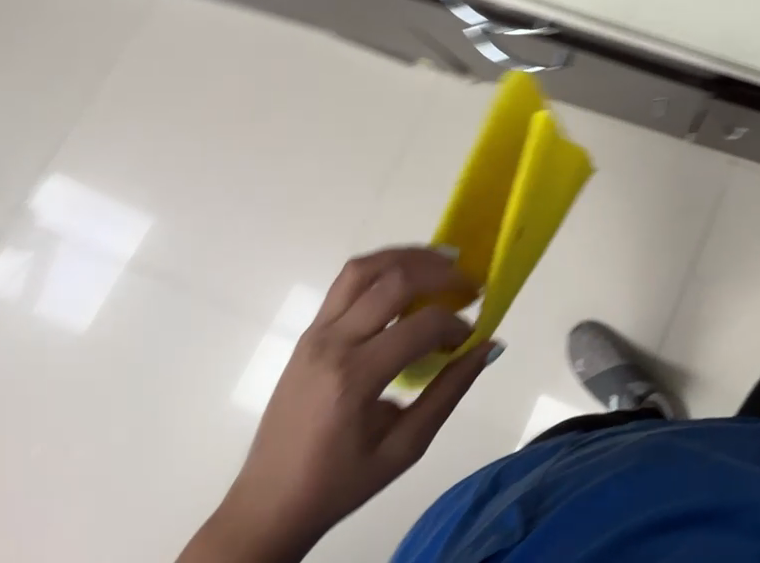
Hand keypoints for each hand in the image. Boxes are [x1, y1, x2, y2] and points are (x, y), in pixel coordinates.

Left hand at [182, 248, 497, 562]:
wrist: (270, 501)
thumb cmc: (341, 482)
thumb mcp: (404, 448)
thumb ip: (448, 393)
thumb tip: (489, 348)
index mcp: (354, 378)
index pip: (420, 326)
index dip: (456, 324)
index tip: (472, 337)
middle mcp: (332, 344)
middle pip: (392, 281)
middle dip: (440, 274)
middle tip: (471, 284)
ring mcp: (315, 333)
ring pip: (363, 269)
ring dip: (407, 258)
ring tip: (443, 263)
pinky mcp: (309, 332)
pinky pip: (346, 284)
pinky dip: (382, 269)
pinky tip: (408, 280)